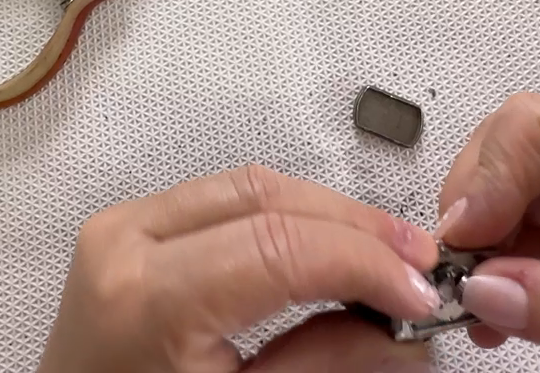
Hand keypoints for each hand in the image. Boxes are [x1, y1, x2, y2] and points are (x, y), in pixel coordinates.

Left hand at [37, 166, 443, 371]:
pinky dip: (278, 212)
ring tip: (381, 245)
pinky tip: (320, 237)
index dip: (360, 259)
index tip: (418, 290)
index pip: (275, 246)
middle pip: (261, 195)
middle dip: (349, 222)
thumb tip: (400, 325)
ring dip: (319, 209)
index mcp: (146, 299)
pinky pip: (217, 199)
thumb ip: (322, 363)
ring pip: (243, 184)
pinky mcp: (128, 225)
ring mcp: (121, 224)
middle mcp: (126, 240)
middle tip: (415, 257)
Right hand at [436, 93, 539, 372]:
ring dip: (481, 242)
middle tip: (457, 269)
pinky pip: (529, 243)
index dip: (491, 170)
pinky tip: (492, 314)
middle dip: (476, 201)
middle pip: (518, 151)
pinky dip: (499, 271)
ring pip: (513, 196)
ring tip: (471, 304)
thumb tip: (480, 285)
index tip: (465, 237)